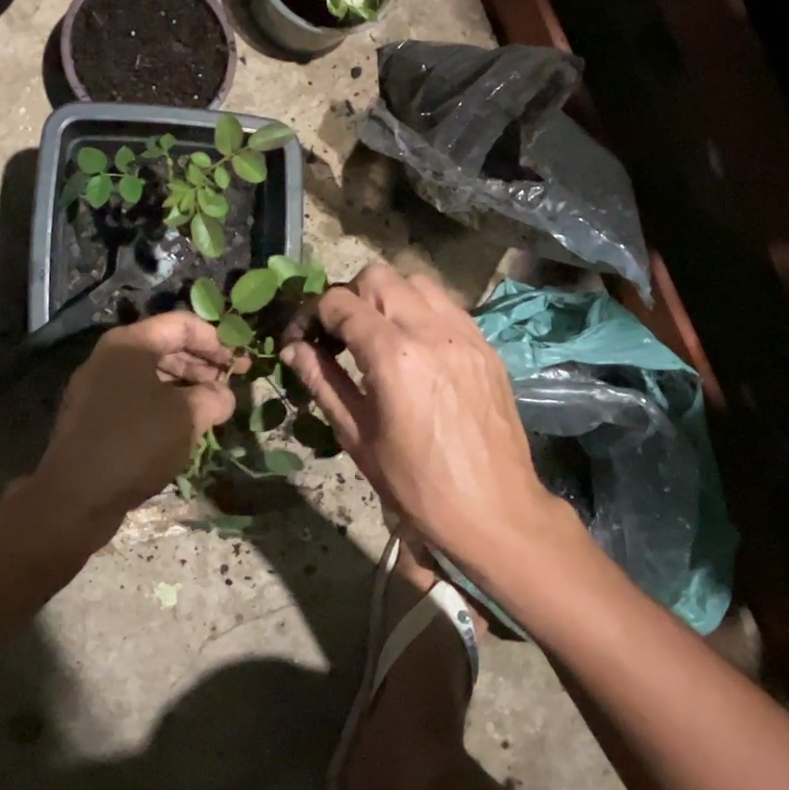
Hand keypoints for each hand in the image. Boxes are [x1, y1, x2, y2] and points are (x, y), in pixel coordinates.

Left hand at [31, 312, 237, 531]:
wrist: (75, 496)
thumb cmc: (136, 443)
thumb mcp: (187, 417)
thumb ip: (214, 397)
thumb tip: (224, 396)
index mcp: (129, 344)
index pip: (181, 324)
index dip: (216, 339)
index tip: (240, 361)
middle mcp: (109, 357)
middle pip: (164, 346)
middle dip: (202, 363)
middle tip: (230, 384)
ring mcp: (97, 387)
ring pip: (150, 374)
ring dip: (184, 385)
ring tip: (212, 407)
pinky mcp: (93, 416)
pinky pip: (135, 397)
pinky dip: (163, 403)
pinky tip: (183, 426)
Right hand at [281, 264, 572, 565]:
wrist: (494, 513)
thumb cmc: (416, 485)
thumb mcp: (357, 435)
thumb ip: (323, 381)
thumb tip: (294, 349)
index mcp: (393, 355)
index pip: (339, 302)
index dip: (310, 315)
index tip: (301, 338)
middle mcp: (431, 330)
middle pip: (378, 277)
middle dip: (349, 297)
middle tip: (338, 335)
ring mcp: (464, 334)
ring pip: (416, 281)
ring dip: (388, 297)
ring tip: (377, 335)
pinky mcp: (486, 346)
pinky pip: (447, 306)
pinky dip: (421, 311)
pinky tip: (413, 347)